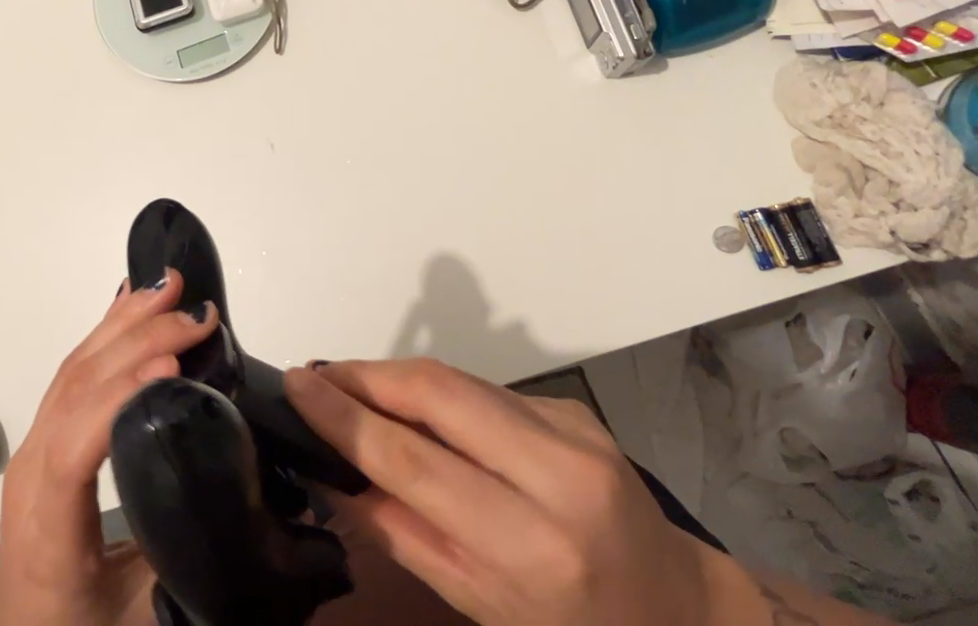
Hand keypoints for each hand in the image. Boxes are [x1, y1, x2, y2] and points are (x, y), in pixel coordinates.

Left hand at [0, 271, 220, 625]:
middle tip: (196, 313)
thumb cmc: (76, 623)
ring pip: (73, 370)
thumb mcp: (136, 610)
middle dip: (137, 340)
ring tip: (165, 288)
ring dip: (122, 323)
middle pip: (75, 390)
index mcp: (50, 522)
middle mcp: (32, 470)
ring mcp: (34, 446)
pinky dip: (104, 333)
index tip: (173, 368)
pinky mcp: (45, 435)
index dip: (116, 402)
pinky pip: (71, 374)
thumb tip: (238, 506)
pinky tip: (126, 309)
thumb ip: (178, 558)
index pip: (72, 451)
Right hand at [284, 358, 718, 625]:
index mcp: (532, 543)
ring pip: (457, 379)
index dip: (344, 417)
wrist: (681, 608)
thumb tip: (329, 473)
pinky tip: (411, 410)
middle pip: (437, 391)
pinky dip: (434, 393)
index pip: (413, 461)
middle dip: (364, 375)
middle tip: (313, 377)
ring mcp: (574, 430)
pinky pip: (484, 390)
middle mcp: (560, 472)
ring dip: (392, 377)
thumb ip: (399, 532)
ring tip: (347, 388)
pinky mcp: (573, 409)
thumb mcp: (479, 604)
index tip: (296, 385)